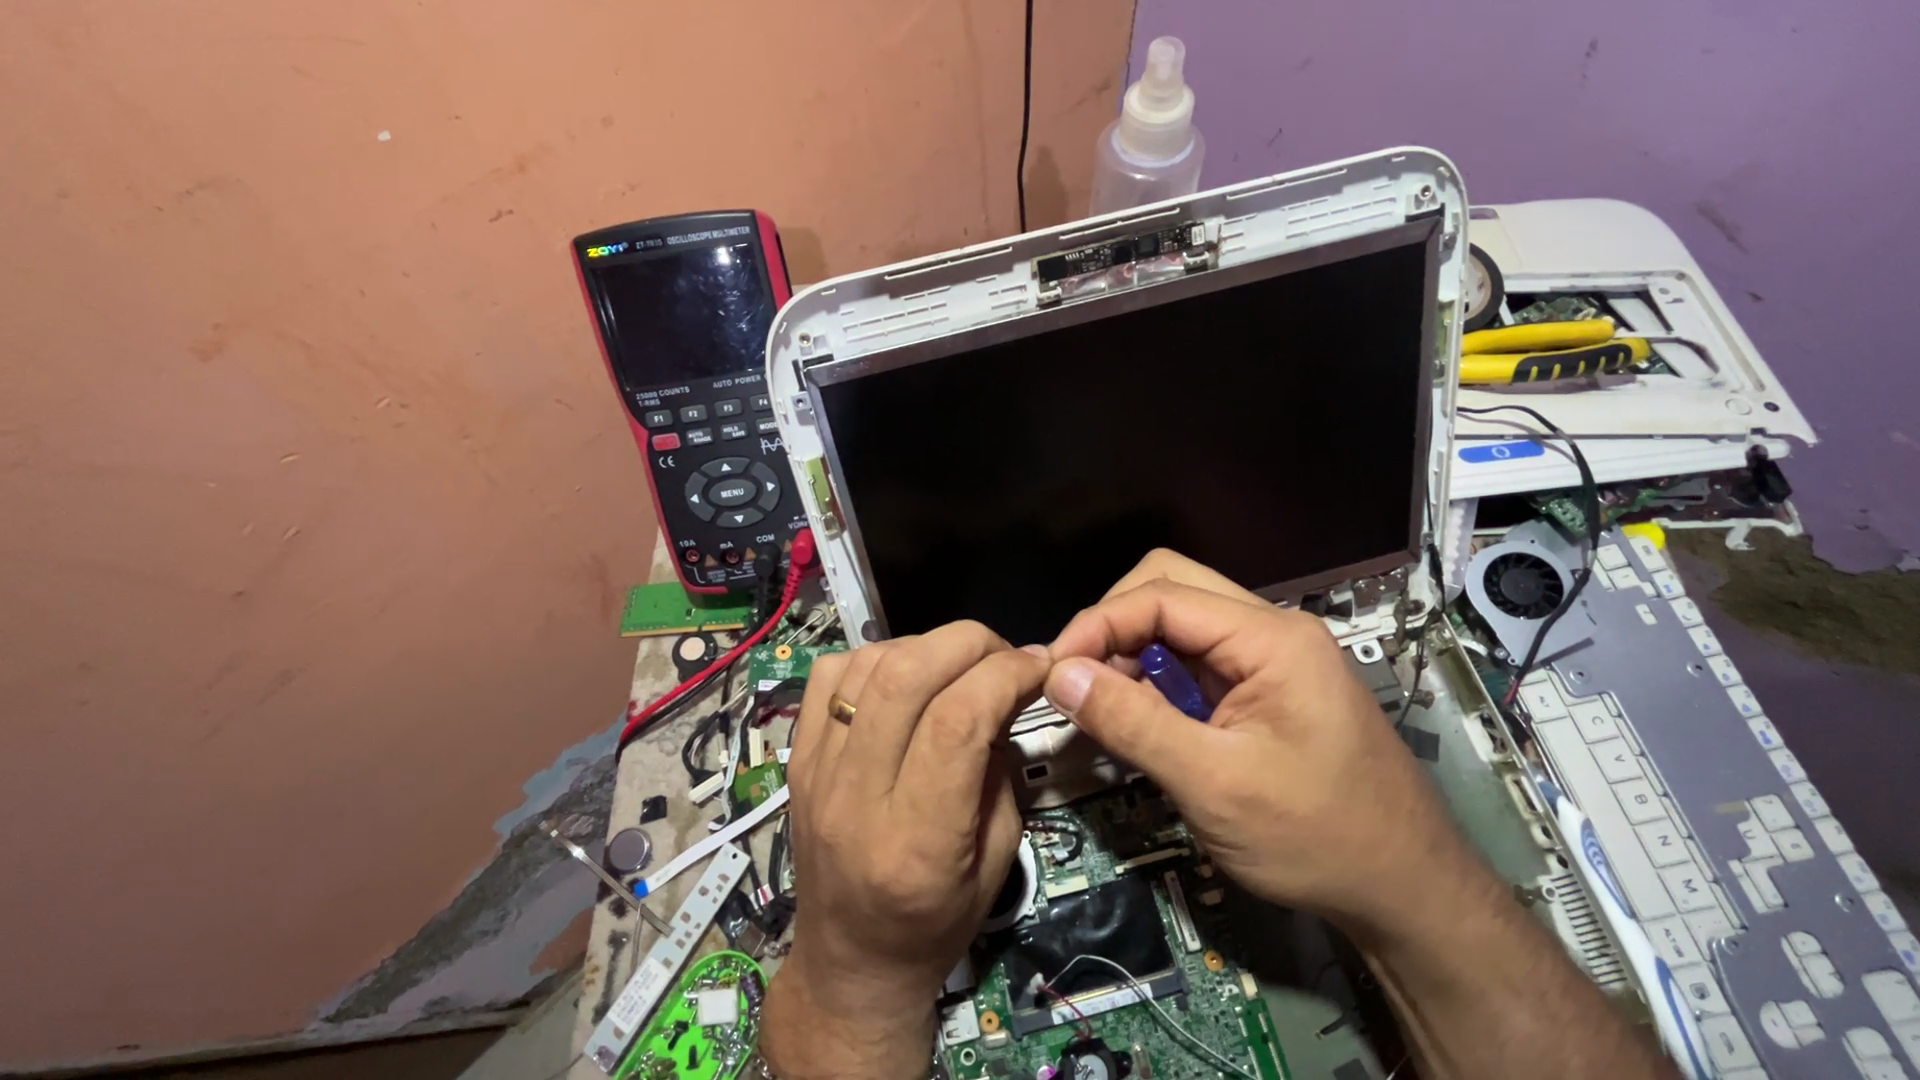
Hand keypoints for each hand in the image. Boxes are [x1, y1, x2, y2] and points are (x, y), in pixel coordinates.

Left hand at [761, 623, 1049, 1078]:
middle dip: (969, 643)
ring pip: (867, 665)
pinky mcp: (796, 759)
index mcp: (917, 840)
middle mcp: (857, 798)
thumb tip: (1003, 695)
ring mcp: (816, 773)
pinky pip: (828, 675)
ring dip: (926, 645)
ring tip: (958, 662)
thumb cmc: (934, 924)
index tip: (1038, 666)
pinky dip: (874, 656)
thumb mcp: (997, 861)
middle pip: (907, 676)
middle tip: (1002, 653)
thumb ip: (1002, 773)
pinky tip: (904, 676)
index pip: (958, 721)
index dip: (1006, 675)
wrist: (849, 961)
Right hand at [1044, 549, 1498, 940]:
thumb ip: (1133, 721)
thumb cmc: (1319, 837)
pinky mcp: (1264, 693)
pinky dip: (1156, 685)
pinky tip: (1141, 723)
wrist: (1407, 894)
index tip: (1054, 674)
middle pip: (1170, 591)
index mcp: (1271, 637)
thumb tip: (1060, 675)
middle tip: (1079, 683)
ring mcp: (1270, 662)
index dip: (1098, 625)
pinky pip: (1194, 666)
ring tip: (1102, 709)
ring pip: (1179, 628)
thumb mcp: (1213, 783)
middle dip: (1114, 629)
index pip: (1161, 594)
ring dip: (1131, 658)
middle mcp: (1271, 633)